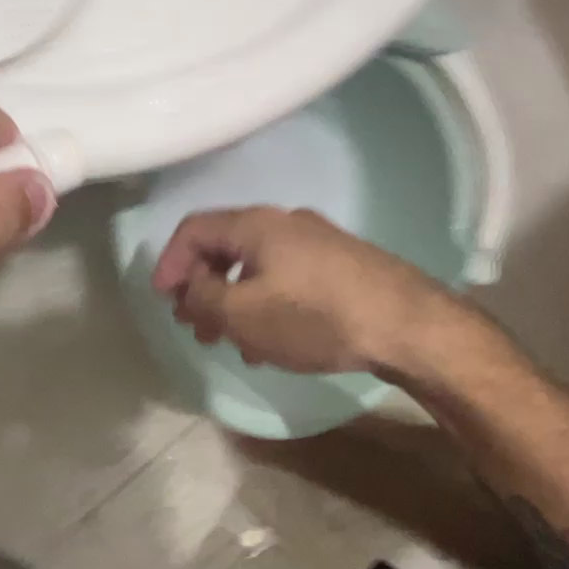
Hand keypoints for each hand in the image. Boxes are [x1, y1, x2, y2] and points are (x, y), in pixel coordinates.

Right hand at [151, 206, 454, 374]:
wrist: (405, 325)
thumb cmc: (314, 317)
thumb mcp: (243, 314)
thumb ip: (203, 298)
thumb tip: (190, 288)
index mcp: (256, 225)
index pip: (194, 229)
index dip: (169, 263)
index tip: (163, 301)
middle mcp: (286, 224)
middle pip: (225, 249)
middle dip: (202, 289)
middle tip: (194, 328)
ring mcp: (317, 244)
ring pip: (256, 269)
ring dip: (233, 304)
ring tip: (231, 343)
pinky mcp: (340, 267)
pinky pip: (285, 281)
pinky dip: (264, 307)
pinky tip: (270, 344)